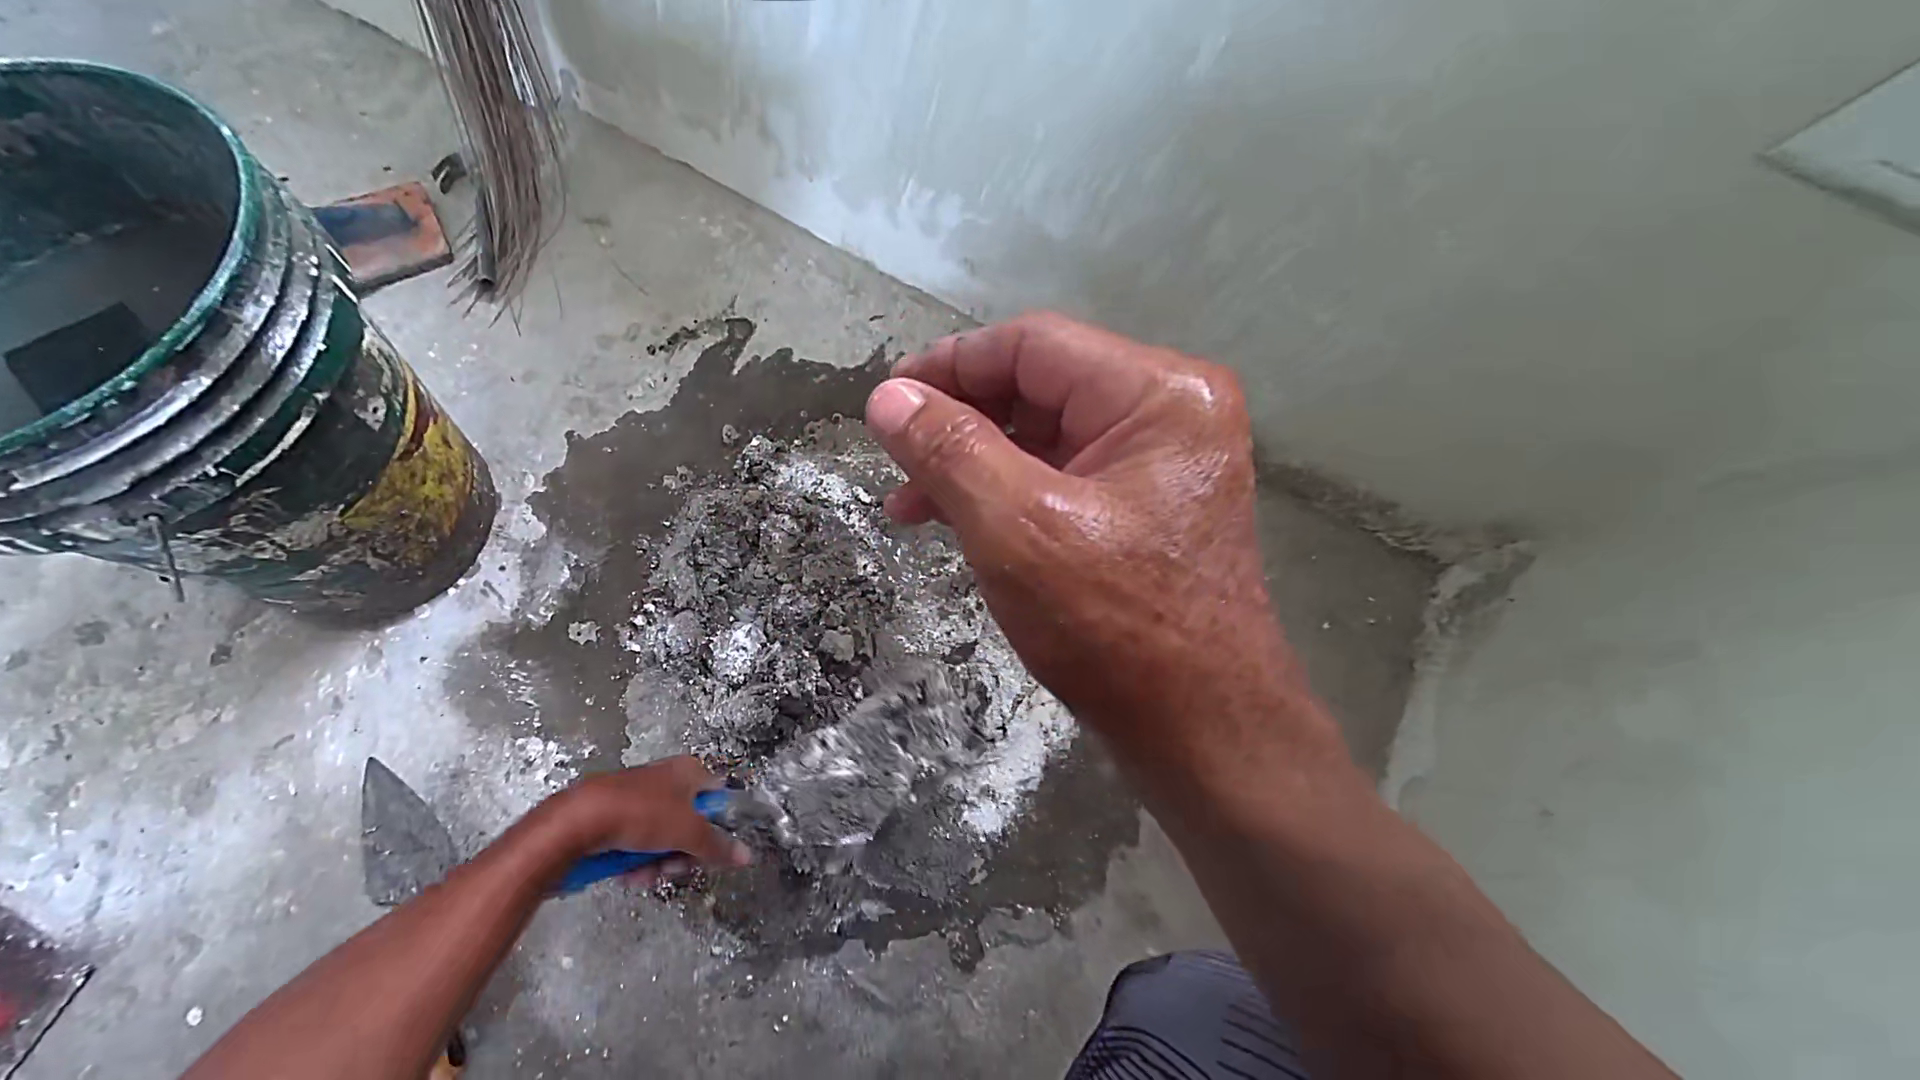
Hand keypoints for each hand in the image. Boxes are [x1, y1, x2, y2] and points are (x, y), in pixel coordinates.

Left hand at [549, 756, 751, 880]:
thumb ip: (718, 846)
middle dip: (683, 851)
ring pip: (662, 838)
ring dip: (658, 862)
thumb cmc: (639, 815)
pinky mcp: (614, 820)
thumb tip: (747, 855)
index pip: (718, 796)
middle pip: (690, 823)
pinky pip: (636, 844)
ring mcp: (638, 800)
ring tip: (645, 873)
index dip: (719, 824)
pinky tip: (626, 874)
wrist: (575, 824)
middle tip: (675, 865)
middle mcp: (665, 780)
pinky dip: (634, 863)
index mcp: (688, 770)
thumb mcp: (688, 833)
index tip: (714, 848)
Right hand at [864, 313, 1345, 776]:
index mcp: (1159, 393)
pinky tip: (960, 521)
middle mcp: (1172, 412)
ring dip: (975, 464)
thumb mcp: (1015, 528)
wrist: (1201, 732)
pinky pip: (1063, 478)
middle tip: (895, 459)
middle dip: (959, 423)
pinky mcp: (1148, 507)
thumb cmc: (1113, 627)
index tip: (886, 400)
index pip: (1033, 345)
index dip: (949, 365)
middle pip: (1040, 387)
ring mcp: (1163, 463)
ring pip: (1045, 437)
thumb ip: (948, 450)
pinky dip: (1008, 494)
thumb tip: (888, 396)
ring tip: (909, 504)